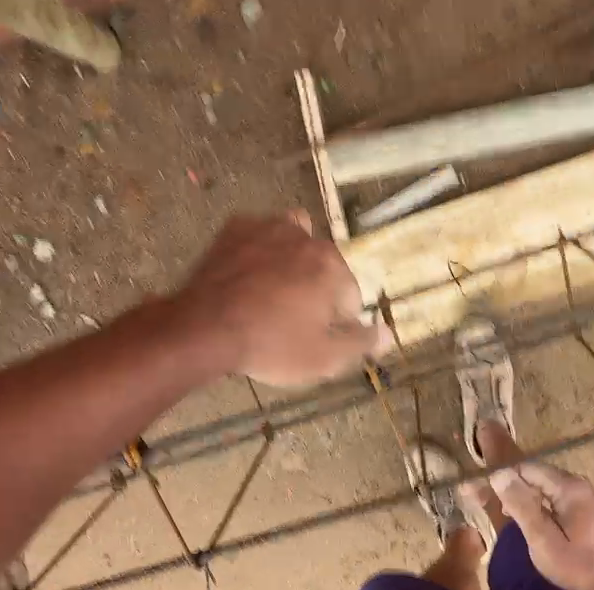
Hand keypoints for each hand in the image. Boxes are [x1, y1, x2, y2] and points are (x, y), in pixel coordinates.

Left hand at [166, 212, 385, 386]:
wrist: (204, 329)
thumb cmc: (271, 346)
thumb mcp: (324, 358)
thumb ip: (361, 343)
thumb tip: (389, 334)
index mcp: (332, 266)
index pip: (350, 297)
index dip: (337, 322)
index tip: (316, 338)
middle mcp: (305, 237)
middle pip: (324, 266)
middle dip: (316, 289)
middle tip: (293, 320)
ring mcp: (267, 227)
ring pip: (294, 239)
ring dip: (293, 260)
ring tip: (275, 292)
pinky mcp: (235, 229)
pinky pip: (260, 236)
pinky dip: (261, 252)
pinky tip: (248, 280)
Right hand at [489, 463, 593, 589]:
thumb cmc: (576, 565)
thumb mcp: (543, 539)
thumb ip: (521, 506)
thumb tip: (498, 475)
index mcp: (568, 487)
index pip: (526, 469)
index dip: (500, 478)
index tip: (476, 490)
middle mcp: (576, 483)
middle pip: (533, 474)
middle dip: (507, 485)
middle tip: (480, 499)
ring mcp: (581, 494)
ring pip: (541, 485)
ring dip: (519, 494)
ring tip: (499, 511)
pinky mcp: (581, 506)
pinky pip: (550, 495)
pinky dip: (533, 502)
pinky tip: (521, 516)